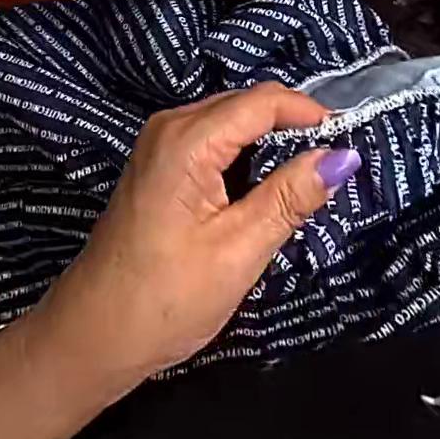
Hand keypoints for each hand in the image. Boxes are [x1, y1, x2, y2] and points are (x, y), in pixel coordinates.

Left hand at [0, 83, 359, 438]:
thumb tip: (343, 156)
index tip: (349, 137)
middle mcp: (170, 126)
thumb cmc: (166, 298)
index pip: (262, 102)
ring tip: (310, 169)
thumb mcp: (239, 249)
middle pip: (246, 104)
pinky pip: (214, 137)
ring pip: (231, 120)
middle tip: (335, 157)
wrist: (90, 336)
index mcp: (187, 140)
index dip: (309, 112)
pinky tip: (267, 178)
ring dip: (271, 137)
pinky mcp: (159, 162)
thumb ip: (290, 196)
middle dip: (292, 123)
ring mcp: (160, 142)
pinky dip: (247, 150)